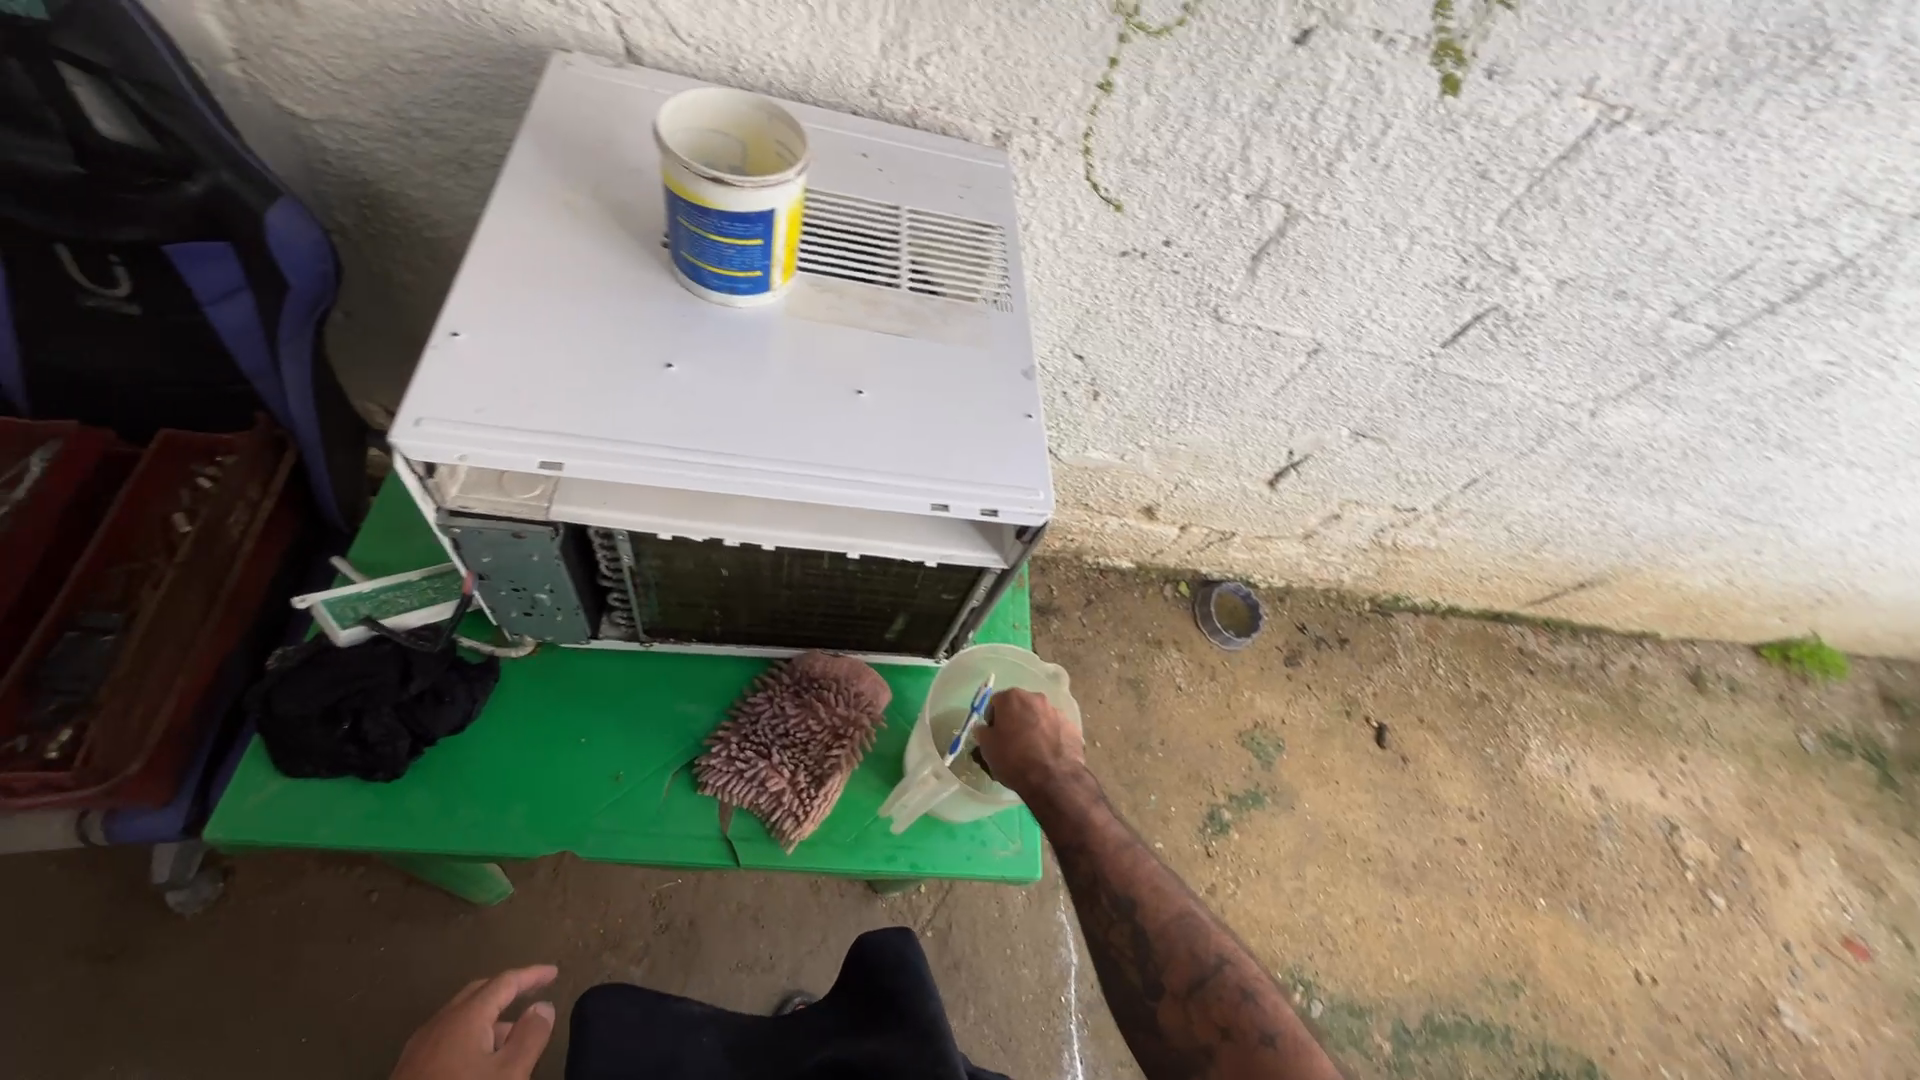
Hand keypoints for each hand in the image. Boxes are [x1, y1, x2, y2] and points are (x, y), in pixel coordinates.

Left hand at [391, 965, 558, 1079]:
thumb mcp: (508, 1073)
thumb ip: (531, 1036)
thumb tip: (543, 1006)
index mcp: (466, 1016)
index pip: (505, 981)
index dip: (533, 975)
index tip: (554, 972)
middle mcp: (440, 1022)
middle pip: (479, 992)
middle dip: (508, 989)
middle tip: (533, 992)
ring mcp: (420, 1045)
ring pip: (461, 1016)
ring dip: (490, 1017)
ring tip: (512, 1037)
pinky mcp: (409, 1068)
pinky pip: (447, 1036)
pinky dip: (471, 1034)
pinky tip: (478, 1059)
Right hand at [975, 688, 1086, 797]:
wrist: (1052, 778)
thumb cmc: (1013, 759)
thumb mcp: (987, 747)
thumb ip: (983, 732)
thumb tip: (985, 729)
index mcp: (1012, 698)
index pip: (996, 702)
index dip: (992, 719)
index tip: (993, 736)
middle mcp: (1036, 698)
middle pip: (1020, 706)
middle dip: (1015, 720)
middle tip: (1012, 742)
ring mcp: (1056, 712)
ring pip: (1039, 717)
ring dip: (1034, 728)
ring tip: (1032, 751)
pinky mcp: (1072, 727)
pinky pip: (1055, 729)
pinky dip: (1050, 738)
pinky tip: (1048, 756)